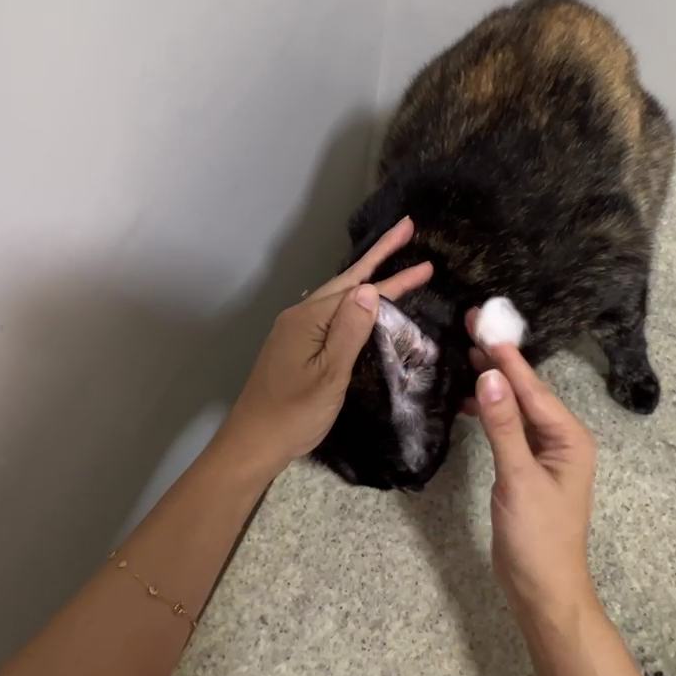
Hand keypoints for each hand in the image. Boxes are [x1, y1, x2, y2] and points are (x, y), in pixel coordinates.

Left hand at [219, 217, 432, 473]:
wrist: (253, 443)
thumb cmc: (294, 414)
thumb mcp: (329, 375)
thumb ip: (350, 331)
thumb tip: (370, 289)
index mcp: (309, 320)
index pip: (358, 288)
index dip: (393, 272)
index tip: (422, 255)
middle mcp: (300, 317)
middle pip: (347, 281)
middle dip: (379, 258)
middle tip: (407, 232)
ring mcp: (295, 331)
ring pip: (339, 296)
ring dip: (368, 279)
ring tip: (393, 262)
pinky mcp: (295, 346)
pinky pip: (331, 313)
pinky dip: (354, 302)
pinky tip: (364, 304)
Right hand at [467, 320, 598, 621]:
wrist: (542, 589)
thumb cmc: (537, 536)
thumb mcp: (518, 477)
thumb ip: (504, 425)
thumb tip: (489, 376)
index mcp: (569, 437)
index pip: (532, 386)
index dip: (505, 354)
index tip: (482, 322)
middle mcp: (561, 438)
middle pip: (526, 390)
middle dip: (498, 360)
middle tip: (469, 325)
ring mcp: (544, 453)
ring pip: (516, 407)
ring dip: (492, 383)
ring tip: (463, 353)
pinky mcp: (526, 467)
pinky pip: (508, 427)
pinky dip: (488, 412)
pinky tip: (467, 400)